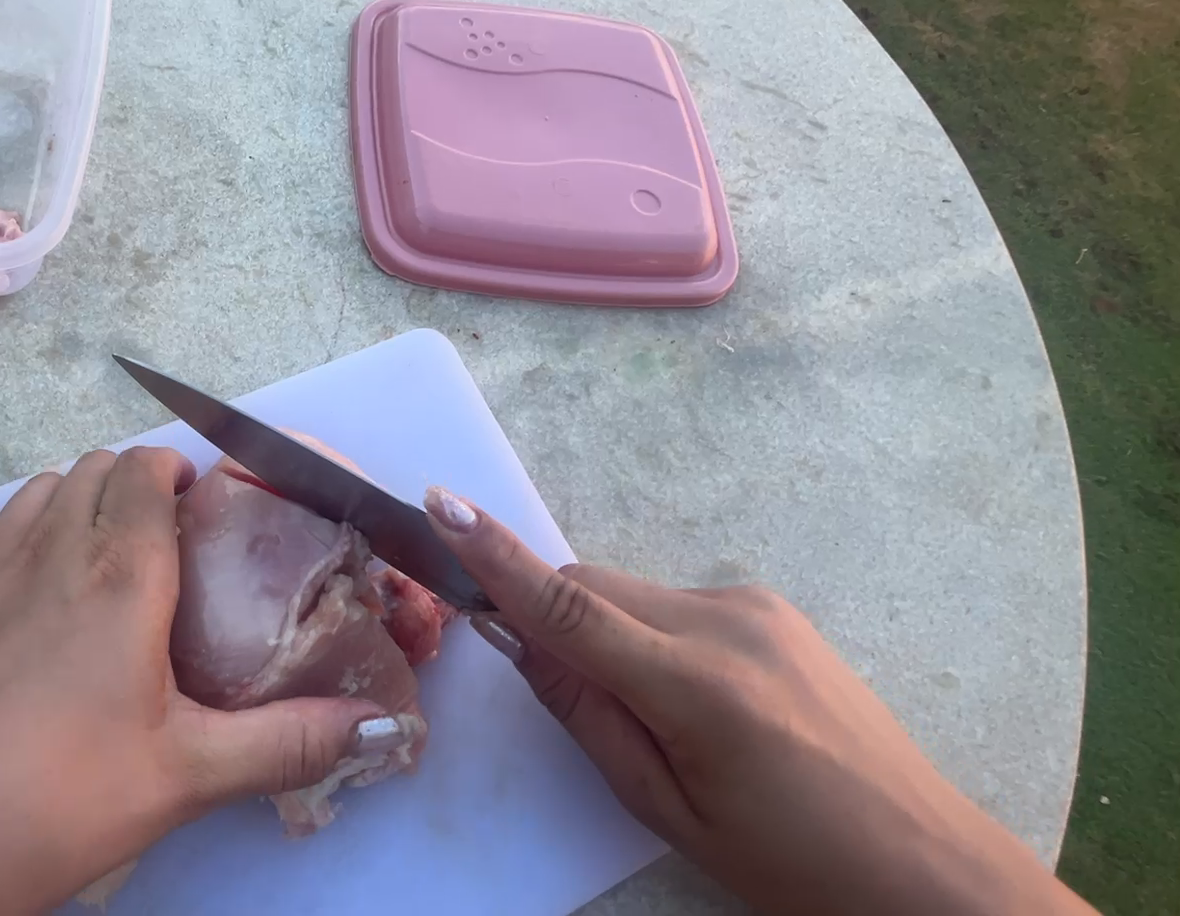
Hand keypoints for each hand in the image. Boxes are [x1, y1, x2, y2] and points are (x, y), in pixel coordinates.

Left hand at [0, 448, 396, 915]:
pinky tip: (5, 574)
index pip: (147, 469)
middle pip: (94, 466)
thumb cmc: (61, 797)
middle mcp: (52, 542)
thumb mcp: (189, 774)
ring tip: (89, 556)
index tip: (196, 506)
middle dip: (131, 484)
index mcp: (122, 570)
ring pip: (36, 487)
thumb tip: (384, 731)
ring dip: (71, 500)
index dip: (174, 471)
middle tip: (155, 542)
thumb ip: (290, 743)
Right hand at [422, 486, 1094, 915]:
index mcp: (698, 689)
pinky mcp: (770, 604)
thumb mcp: (664, 807)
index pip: (567, 605)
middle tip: (564, 686)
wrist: (941, 879)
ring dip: (600, 626)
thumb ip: (581, 710)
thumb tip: (512, 634)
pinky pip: (665, 599)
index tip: (443, 505)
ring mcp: (754, 605)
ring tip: (649, 707)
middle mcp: (726, 623)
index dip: (496, 555)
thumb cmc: (790, 867)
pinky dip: (643, 629)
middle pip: (588, 584)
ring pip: (623, 589)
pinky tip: (691, 692)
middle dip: (552, 614)